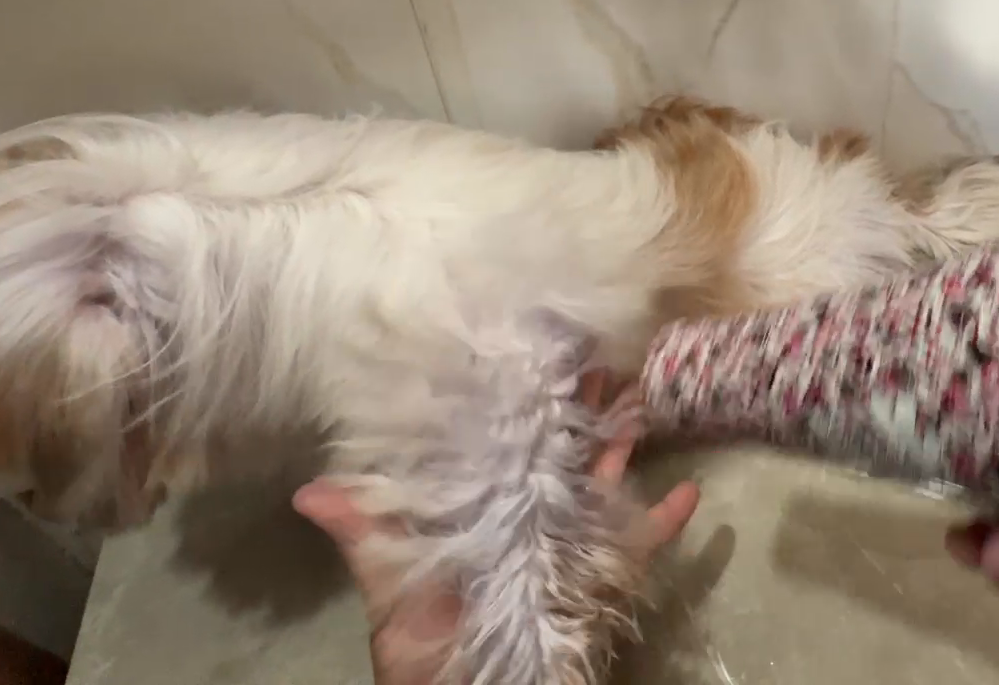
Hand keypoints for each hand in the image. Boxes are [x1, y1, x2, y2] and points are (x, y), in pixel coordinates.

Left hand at [295, 375, 699, 684]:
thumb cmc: (429, 645)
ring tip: (644, 397)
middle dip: (581, 405)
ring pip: (606, 476)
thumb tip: (308, 491)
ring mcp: (577, 538)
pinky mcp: (607, 573)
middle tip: (598, 356)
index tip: (532, 355)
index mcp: (493, 504)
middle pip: (564, 447)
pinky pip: (644, 542)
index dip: (521, 402)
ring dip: (625, 439)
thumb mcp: (394, 587)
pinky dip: (666, 519)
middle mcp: (537, 510)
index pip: (509, 442)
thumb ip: (367, 536)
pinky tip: (690, 492)